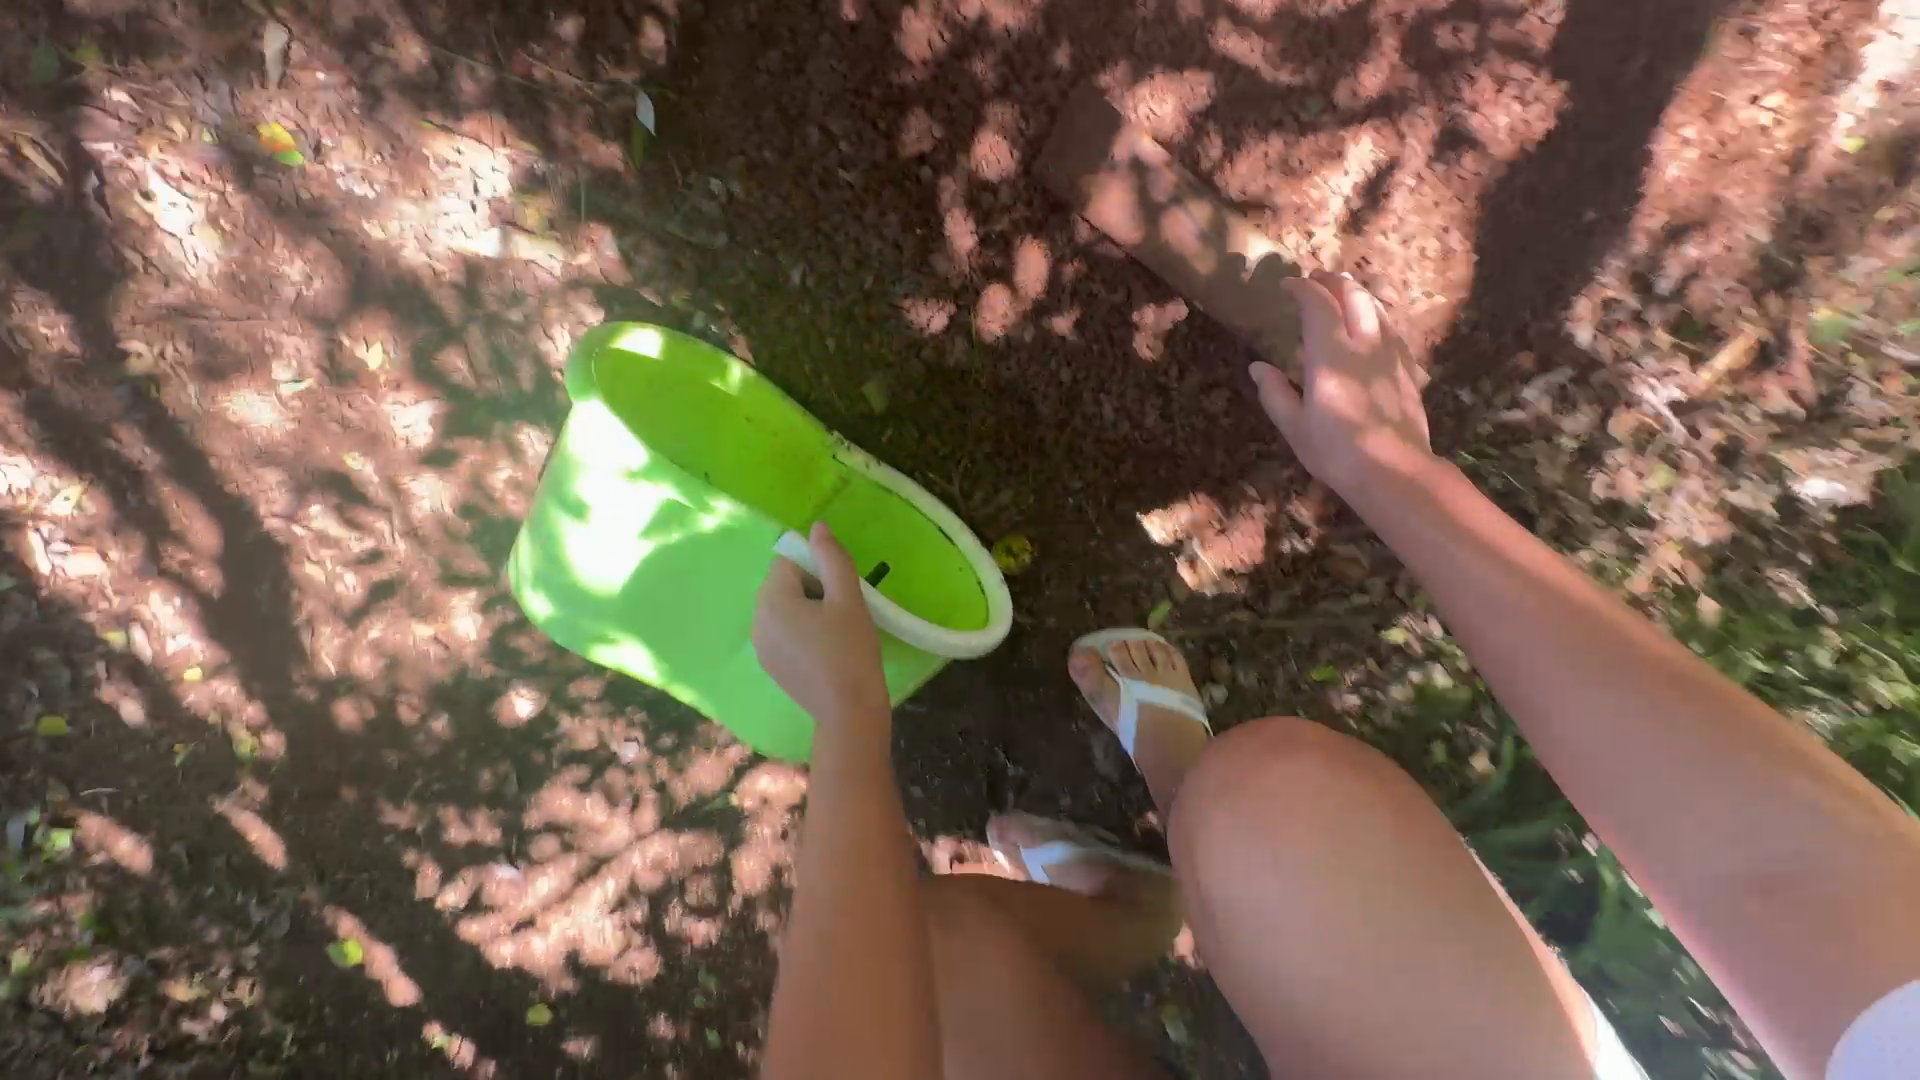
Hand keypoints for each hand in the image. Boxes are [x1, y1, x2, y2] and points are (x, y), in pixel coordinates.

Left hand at [753, 521, 889, 736]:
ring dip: (809, 608)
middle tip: (843, 610)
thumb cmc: (851, 650)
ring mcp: (759, 644)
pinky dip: (803, 630)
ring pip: (785, 607)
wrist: (848, 711)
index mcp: (771, 599)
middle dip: (814, 587)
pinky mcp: (769, 663)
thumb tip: (817, 527)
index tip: (841, 591)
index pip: (790, 561)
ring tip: (837, 630)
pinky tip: (826, 649)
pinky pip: (783, 630)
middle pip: (784, 582)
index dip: (820, 568)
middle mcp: (756, 619)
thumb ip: (832, 558)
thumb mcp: (849, 598)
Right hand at [1249, 271, 1433, 495]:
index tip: (1286, 284)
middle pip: (1354, 295)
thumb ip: (1275, 392)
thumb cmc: (1334, 450)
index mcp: (1330, 354)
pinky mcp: (1408, 370)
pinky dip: (1378, 317)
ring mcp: (1392, 355)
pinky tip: (1374, 326)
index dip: (1301, 289)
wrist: (1392, 470)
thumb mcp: (1294, 425)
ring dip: (1359, 293)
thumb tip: (1258, 367)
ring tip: (1345, 291)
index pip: (1317, 305)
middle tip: (1316, 278)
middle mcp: (1365, 344)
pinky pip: (1393, 330)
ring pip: (1378, 308)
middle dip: (1334, 281)